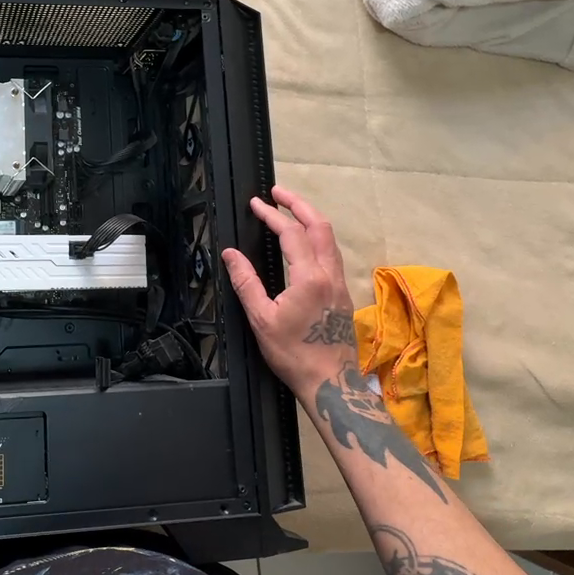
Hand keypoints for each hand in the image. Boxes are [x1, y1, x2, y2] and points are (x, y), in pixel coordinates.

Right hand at [221, 185, 357, 402]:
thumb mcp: (261, 319)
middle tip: (278, 192)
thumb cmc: (293, 353)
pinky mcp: (342, 294)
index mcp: (309, 278)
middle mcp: (329, 274)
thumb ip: (246, 282)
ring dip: (311, 219)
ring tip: (291, 210)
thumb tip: (230, 254)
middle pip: (320, 226)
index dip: (273, 215)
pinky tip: (304, 242)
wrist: (331, 383)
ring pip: (330, 239)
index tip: (256, 204)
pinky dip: (317, 237)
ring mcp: (340, 283)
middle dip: (299, 204)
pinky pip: (332, 253)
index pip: (291, 233)